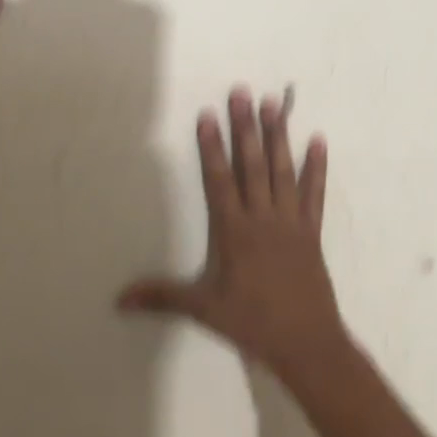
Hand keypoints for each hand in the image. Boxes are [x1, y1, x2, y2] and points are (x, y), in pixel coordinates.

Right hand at [119, 87, 349, 376]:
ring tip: (275, 103)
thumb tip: (119, 299)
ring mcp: (291, 223)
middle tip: (242, 92)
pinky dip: (316, 168)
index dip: (212, 148)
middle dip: (246, 128)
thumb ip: (162, 297)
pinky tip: (318, 141)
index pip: (219, 181)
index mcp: (235, 232)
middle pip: (252, 166)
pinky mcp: (312, 232)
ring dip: (278, 136)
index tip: (208, 115)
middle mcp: (263, 219)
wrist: (308, 345)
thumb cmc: (252, 324)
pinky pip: (314, 194)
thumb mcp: (203, 309)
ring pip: (283, 172)